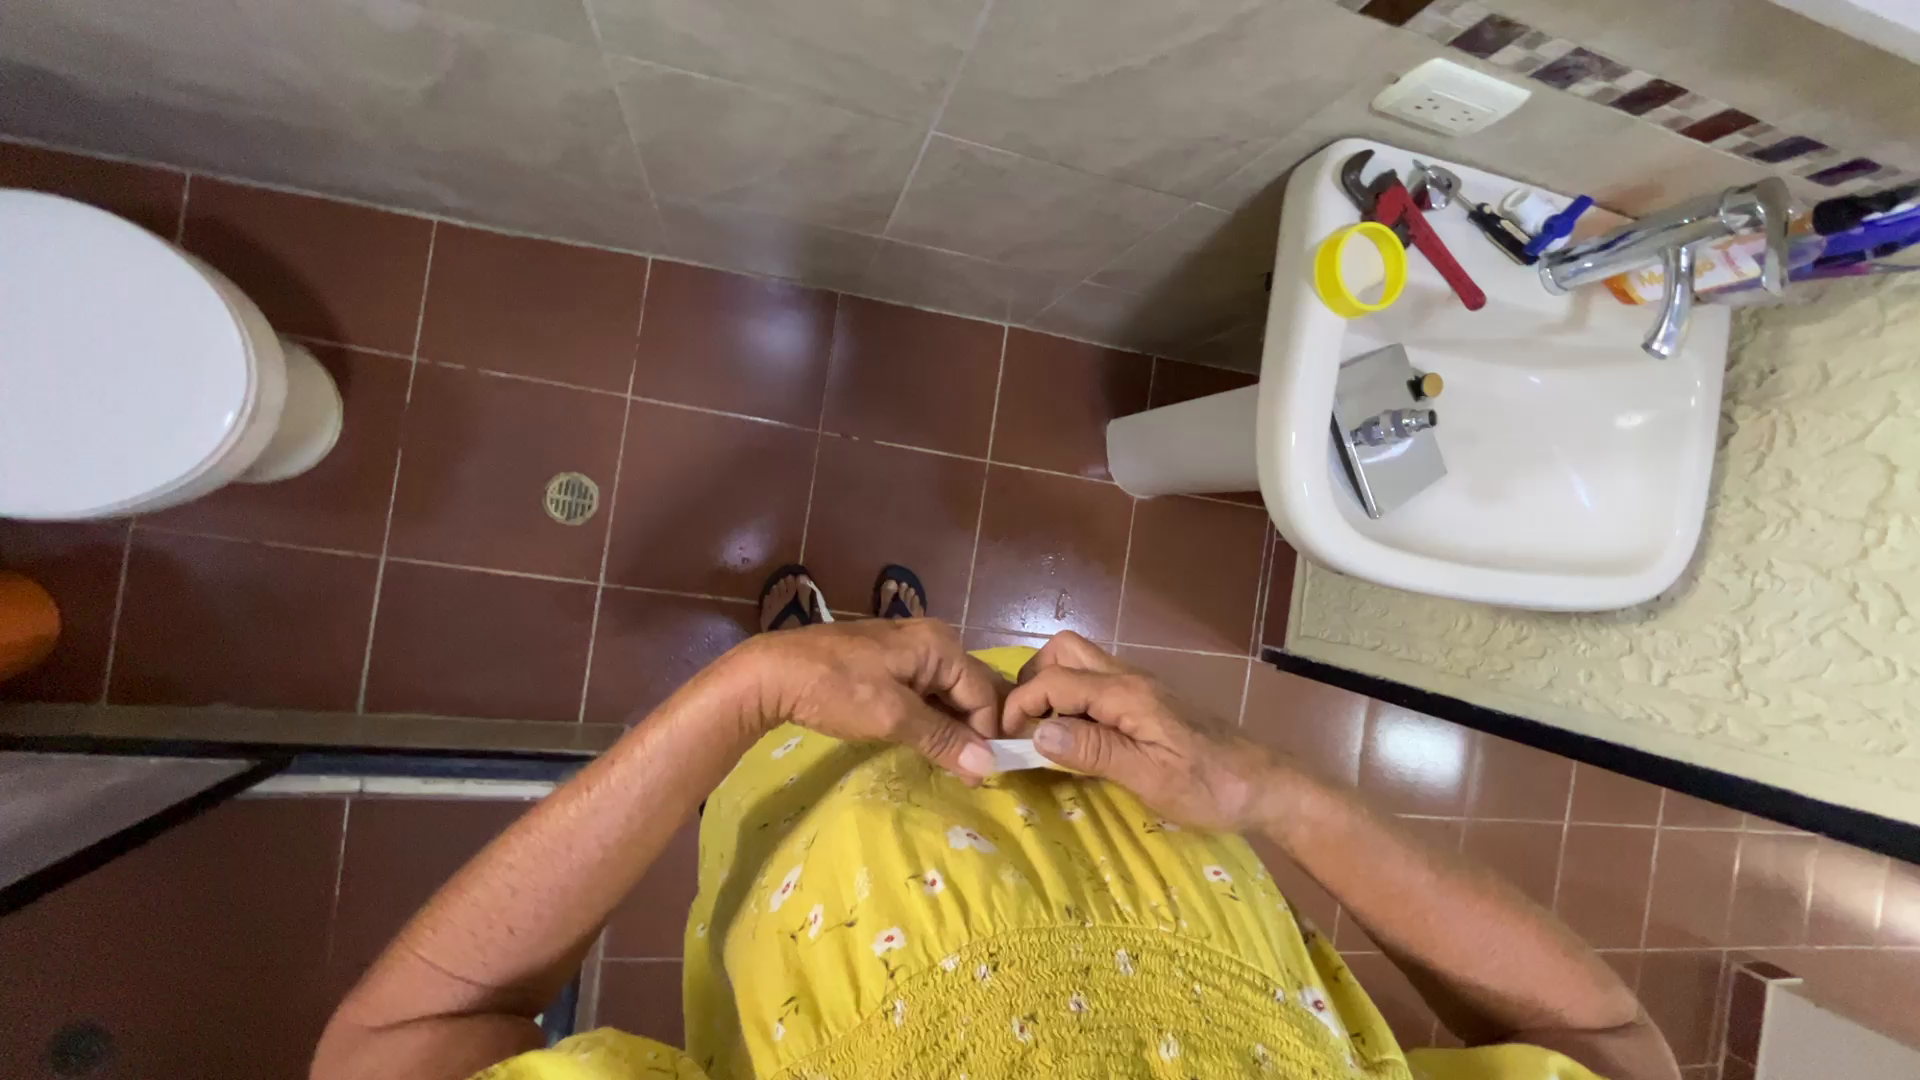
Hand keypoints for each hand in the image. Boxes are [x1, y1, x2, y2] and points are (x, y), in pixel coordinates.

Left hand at [723, 618, 1007, 782]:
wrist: (771, 672)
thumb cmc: (835, 689)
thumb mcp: (891, 716)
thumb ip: (942, 738)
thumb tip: (987, 765)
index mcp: (940, 644)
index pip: (983, 693)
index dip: (985, 734)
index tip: (978, 773)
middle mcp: (931, 638)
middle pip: (968, 688)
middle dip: (970, 729)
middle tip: (965, 770)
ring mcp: (907, 647)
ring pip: (945, 691)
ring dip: (948, 726)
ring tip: (944, 761)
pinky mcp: (887, 660)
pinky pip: (923, 689)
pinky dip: (927, 716)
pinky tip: (920, 739)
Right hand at [1001, 632, 1284, 830]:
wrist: (1266, 786)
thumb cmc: (1210, 787)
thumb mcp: (1150, 778)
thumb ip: (1093, 750)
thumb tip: (1038, 731)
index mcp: (1126, 693)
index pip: (1055, 679)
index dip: (1021, 704)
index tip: (1005, 738)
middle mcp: (1128, 678)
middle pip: (1064, 650)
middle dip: (1033, 681)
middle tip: (1026, 726)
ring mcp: (1138, 686)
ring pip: (1080, 661)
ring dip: (1052, 686)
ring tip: (1046, 731)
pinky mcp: (1146, 700)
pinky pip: (1095, 682)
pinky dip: (1072, 698)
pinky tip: (1076, 734)